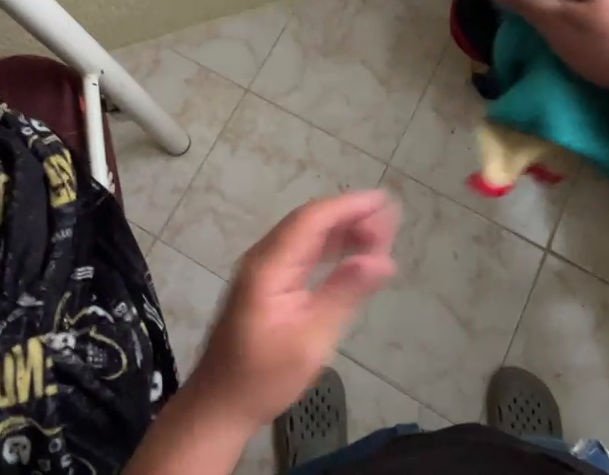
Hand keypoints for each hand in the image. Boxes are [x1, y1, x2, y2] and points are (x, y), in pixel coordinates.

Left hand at [188, 191, 399, 429]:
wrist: (218, 406)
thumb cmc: (263, 377)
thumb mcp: (310, 341)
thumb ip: (344, 294)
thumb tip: (382, 261)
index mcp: (269, 265)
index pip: (313, 219)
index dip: (349, 206)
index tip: (383, 202)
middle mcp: (264, 258)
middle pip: (311, 222)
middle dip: (351, 216)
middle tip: (390, 223)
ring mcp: (264, 270)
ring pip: (308, 236)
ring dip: (343, 232)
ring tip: (381, 236)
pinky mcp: (268, 284)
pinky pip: (303, 253)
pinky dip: (331, 249)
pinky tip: (354, 257)